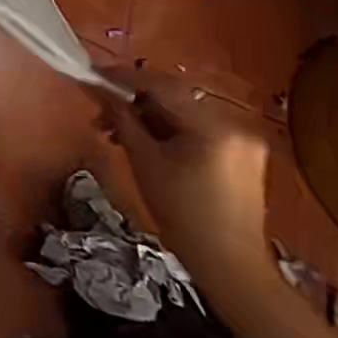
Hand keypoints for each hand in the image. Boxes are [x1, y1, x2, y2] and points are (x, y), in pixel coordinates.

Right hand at [90, 68, 271, 277]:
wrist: (229, 264)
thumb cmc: (181, 216)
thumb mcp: (145, 163)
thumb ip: (123, 120)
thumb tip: (100, 91)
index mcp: (213, 127)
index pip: (163, 86)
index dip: (125, 77)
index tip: (94, 73)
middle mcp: (234, 124)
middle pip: (175, 98)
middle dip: (135, 100)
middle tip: (101, 109)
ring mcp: (242, 139)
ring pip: (185, 114)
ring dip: (150, 117)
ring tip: (118, 132)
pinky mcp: (242, 153)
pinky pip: (198, 130)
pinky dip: (170, 131)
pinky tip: (147, 144)